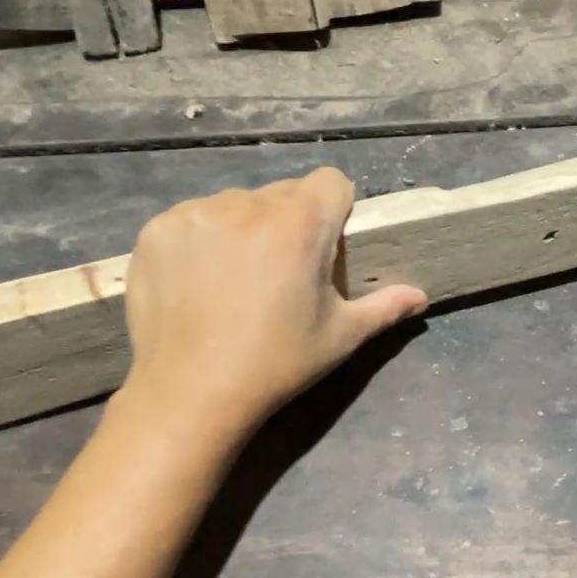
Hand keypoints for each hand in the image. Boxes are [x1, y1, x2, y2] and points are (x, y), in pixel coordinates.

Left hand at [119, 167, 427, 434]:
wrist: (190, 395)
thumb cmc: (276, 365)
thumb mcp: (339, 338)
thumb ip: (383, 308)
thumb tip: (420, 296)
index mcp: (300, 225)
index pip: (331, 182)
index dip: (335, 211)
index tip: (325, 249)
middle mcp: (247, 206)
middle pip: (283, 195)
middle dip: (289, 223)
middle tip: (280, 274)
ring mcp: (196, 215)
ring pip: (235, 206)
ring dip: (243, 230)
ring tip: (234, 282)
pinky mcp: (156, 231)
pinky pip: (193, 221)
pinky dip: (200, 242)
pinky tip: (198, 283)